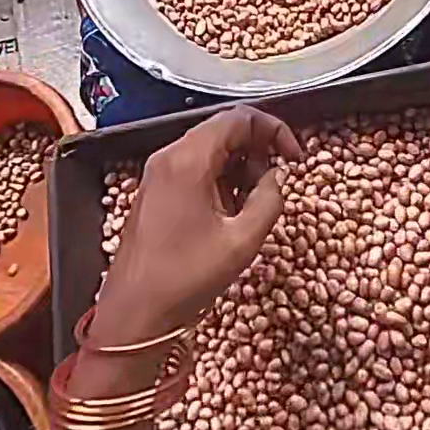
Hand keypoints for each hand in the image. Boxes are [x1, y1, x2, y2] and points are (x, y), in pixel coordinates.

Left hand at [97, 107, 302, 336]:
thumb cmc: (187, 277)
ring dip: (240, 167)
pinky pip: (195, 168)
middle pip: (224, 129)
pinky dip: (220, 179)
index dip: (275, 130)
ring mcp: (158, 172)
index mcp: (188, 160)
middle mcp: (169, 156)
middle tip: (275, 184)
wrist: (134, 312)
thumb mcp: (242, 241)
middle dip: (258, 149)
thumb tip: (278, 175)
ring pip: (210, 149)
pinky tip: (229, 213)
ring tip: (252, 205)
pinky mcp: (155, 190)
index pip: (239, 118)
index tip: (295, 158)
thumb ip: (270, 199)